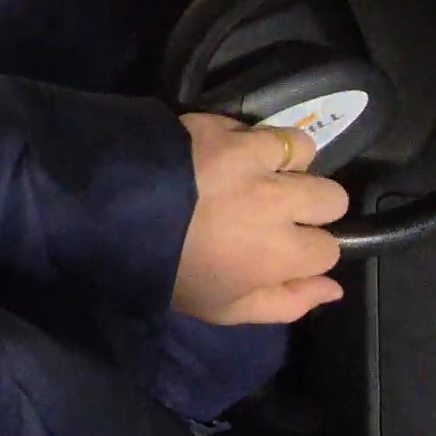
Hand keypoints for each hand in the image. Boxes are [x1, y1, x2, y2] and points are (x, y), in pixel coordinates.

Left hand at [173, 114, 348, 324]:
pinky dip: (243, 138)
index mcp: (280, 251)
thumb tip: (334, 288)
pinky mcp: (214, 126)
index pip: (329, 248)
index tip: (279, 249)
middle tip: (273, 210)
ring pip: (300, 149)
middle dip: (309, 204)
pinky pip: (251, 127)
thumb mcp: (220, 309)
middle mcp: (275, 199)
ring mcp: (246, 156)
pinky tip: (220, 154)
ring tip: (254, 174)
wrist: (101, 215)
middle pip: (330, 194)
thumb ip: (285, 303)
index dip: (305, 250)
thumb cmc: (163, 271)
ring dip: (285, 162)